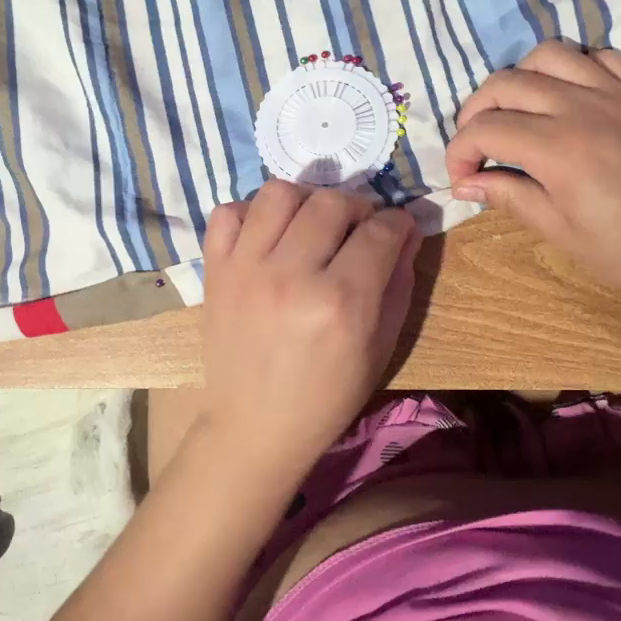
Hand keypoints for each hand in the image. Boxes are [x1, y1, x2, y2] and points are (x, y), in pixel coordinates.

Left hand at [197, 182, 420, 468]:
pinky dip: (250, 214)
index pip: (379, 231)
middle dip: (356, 208)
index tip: (397, 228)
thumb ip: (398, 283)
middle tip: (356, 230)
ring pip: (279, 193)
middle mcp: (292, 276)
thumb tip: (406, 230)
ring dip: (304, 201)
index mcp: (341, 303)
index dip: (397, 222)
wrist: (254, 426)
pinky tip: (267, 236)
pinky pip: (227, 212)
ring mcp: (246, 269)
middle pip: (331, 202)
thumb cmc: (327, 396)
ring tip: (309, 226)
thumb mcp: (380, 347)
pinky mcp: (215, 270)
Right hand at [445, 42, 620, 323]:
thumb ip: (511, 198)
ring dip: (517, 79)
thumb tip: (466, 182)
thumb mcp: (564, 234)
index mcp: (557, 149)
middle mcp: (580, 107)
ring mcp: (615, 93)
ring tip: (515, 113)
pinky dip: (572, 68)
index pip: (484, 129)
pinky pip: (599, 56)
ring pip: (546, 55)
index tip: (461, 177)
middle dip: (475, 112)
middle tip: (477, 148)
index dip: (459, 151)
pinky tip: (567, 97)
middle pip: (504, 84)